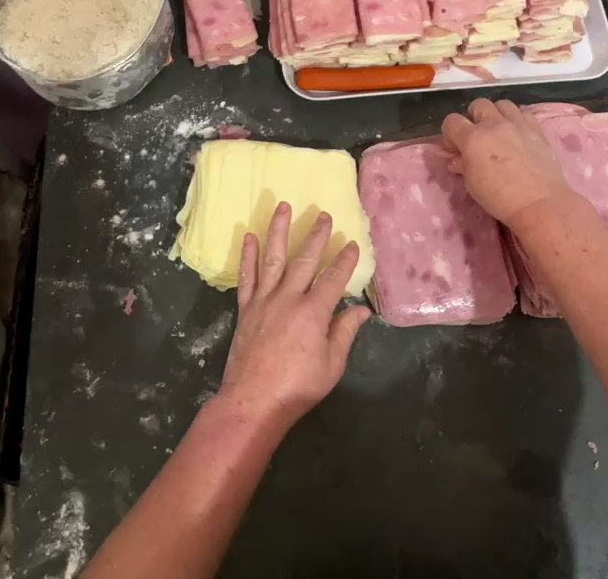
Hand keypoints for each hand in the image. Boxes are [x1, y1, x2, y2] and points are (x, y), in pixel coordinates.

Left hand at [217, 203, 370, 431]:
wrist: (254, 401)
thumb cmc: (298, 387)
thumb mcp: (331, 365)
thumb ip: (345, 333)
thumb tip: (361, 310)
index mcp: (313, 312)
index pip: (334, 278)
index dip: (345, 261)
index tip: (353, 244)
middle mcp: (288, 298)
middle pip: (305, 260)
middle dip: (316, 236)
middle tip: (323, 215)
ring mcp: (264, 300)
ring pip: (273, 258)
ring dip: (279, 230)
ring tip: (283, 207)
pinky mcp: (246, 308)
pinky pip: (247, 276)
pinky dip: (248, 255)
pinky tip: (250, 236)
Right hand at [441, 98, 575, 226]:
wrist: (539, 203)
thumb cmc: (499, 197)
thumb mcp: (472, 183)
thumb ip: (462, 165)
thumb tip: (456, 159)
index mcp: (473, 138)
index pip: (451, 121)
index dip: (449, 134)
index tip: (455, 150)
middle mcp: (494, 124)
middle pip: (478, 105)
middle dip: (473, 118)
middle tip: (477, 138)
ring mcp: (518, 124)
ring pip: (502, 104)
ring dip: (496, 115)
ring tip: (499, 132)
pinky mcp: (537, 129)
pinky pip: (524, 113)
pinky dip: (517, 121)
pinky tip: (518, 136)